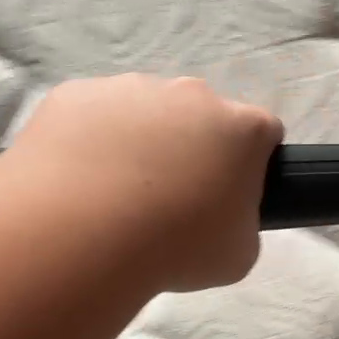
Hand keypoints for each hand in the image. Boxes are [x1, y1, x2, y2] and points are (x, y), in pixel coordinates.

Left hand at [1, 74, 282, 290]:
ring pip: (149, 112)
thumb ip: (243, 220)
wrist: (78, 234)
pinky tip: (88, 183)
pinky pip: (97, 115)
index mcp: (242, 128)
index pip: (264, 132)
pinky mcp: (75, 94)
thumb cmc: (179, 246)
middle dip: (198, 147)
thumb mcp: (242, 251)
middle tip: (179, 197)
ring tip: (124, 194)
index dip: (253, 162)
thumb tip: (221, 211)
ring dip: (147, 142)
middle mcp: (192, 95)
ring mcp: (130, 88)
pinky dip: (97, 142)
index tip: (234, 192)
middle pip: (205, 115)